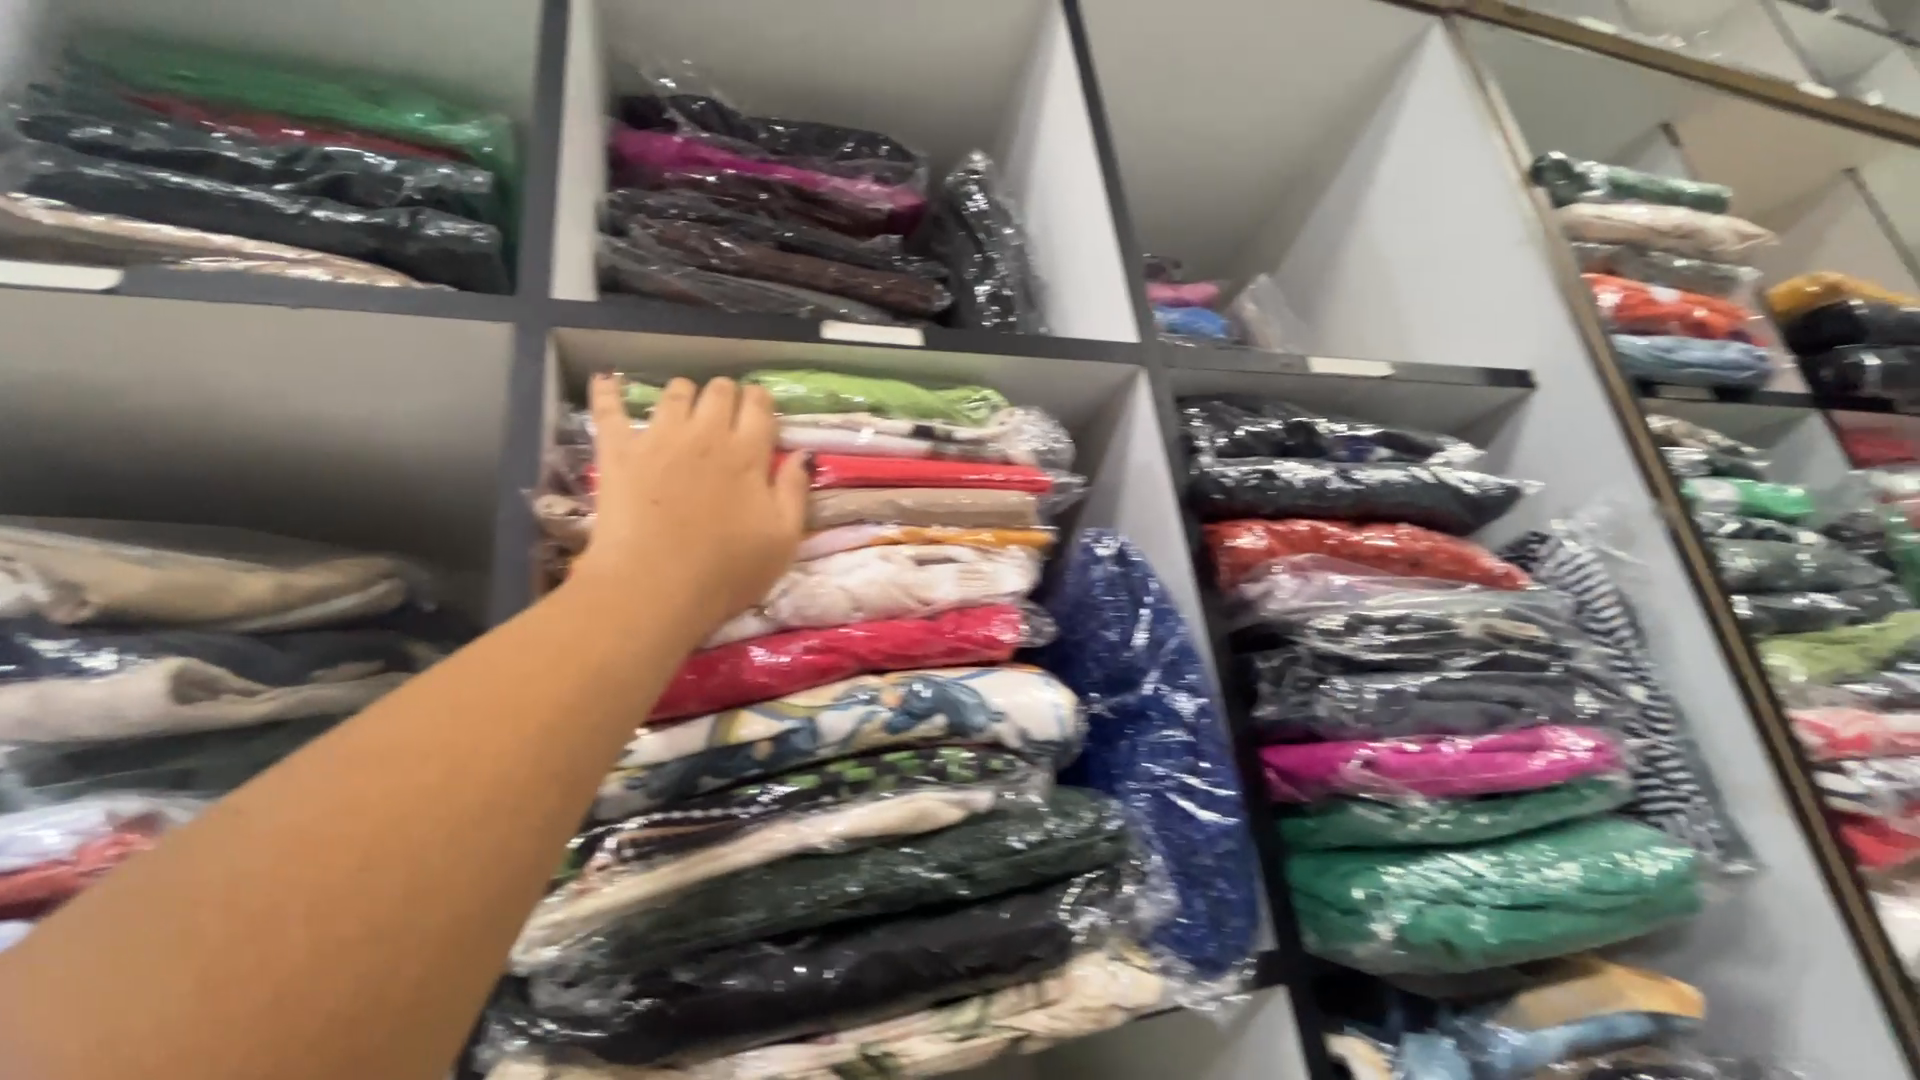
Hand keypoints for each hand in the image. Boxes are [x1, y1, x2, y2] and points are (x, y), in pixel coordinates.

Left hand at [568, 374, 810, 639]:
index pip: (758, 406)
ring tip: (683, 408)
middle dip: (725, 395)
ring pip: (674, 392)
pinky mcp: (618, 451)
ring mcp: (658, 438)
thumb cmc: (727, 571)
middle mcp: (705, 434)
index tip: (759, 408)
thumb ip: (794, 491)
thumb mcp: (783, 540)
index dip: (760, 401)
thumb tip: (803, 454)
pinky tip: (606, 380)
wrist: (655, 587)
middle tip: (724, 412)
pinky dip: (608, 392)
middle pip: (718, 392)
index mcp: (748, 454)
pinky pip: (609, 409)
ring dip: (684, 394)